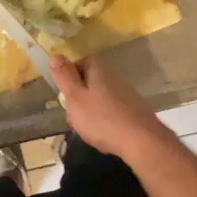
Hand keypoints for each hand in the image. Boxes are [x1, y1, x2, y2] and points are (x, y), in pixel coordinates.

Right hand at [48, 54, 171, 160]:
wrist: (141, 141)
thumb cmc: (101, 119)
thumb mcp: (75, 97)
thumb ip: (64, 77)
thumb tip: (55, 55)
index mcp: (99, 72)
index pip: (84, 61)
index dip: (71, 73)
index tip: (64, 91)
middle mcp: (115, 79)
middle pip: (92, 81)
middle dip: (79, 97)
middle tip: (72, 115)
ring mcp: (127, 95)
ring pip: (101, 98)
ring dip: (91, 111)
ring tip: (86, 129)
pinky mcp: (134, 112)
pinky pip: (112, 112)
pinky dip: (104, 121)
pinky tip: (103, 135)